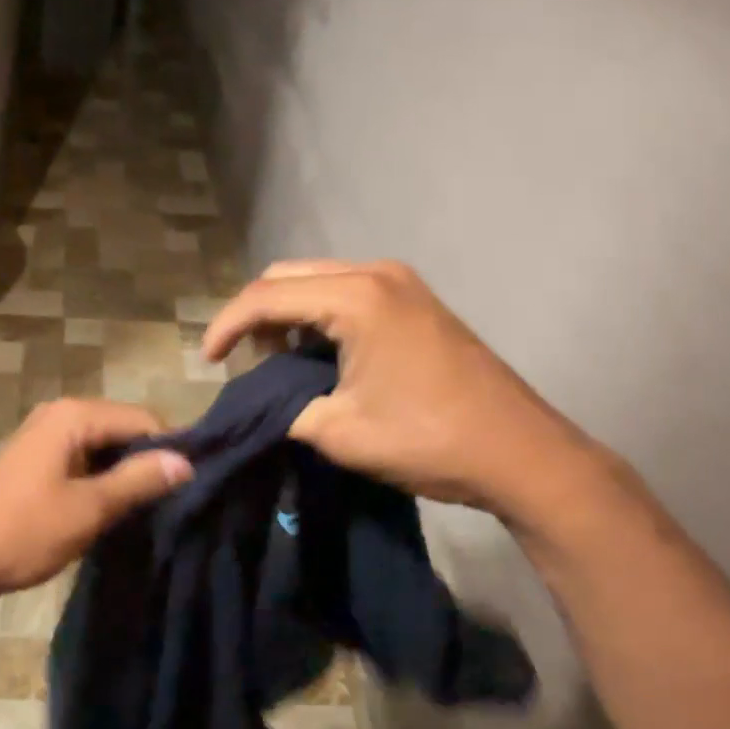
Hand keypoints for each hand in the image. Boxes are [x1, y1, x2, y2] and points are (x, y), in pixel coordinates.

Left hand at [0, 398, 192, 597]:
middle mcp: (60, 412)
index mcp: (74, 415)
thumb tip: (187, 461)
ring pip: (104, 443)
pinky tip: (111, 505)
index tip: (191, 485)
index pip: (142, 418)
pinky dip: (101, 475)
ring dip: (124, 471)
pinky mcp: (36, 456)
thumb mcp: (90, 508)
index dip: (169, 448)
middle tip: (170, 500)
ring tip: (146, 507)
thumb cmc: (26, 531)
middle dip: (146, 459)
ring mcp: (44, 433)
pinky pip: (83, 455)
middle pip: (122, 426)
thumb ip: (139, 480)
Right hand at [202, 260, 601, 516]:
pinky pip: (346, 291)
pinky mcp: (414, 299)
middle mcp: (376, 273)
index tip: (205, 361)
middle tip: (243, 362)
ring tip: (277, 363)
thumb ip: (283, 409)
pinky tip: (317, 354)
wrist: (524, 455)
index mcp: (356, 297)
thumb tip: (255, 402)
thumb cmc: (429, 440)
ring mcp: (400, 282)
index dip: (227, 326)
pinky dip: (318, 315)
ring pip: (316, 280)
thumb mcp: (339, 433)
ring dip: (287, 314)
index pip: (267, 296)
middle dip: (255, 315)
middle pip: (287, 276)